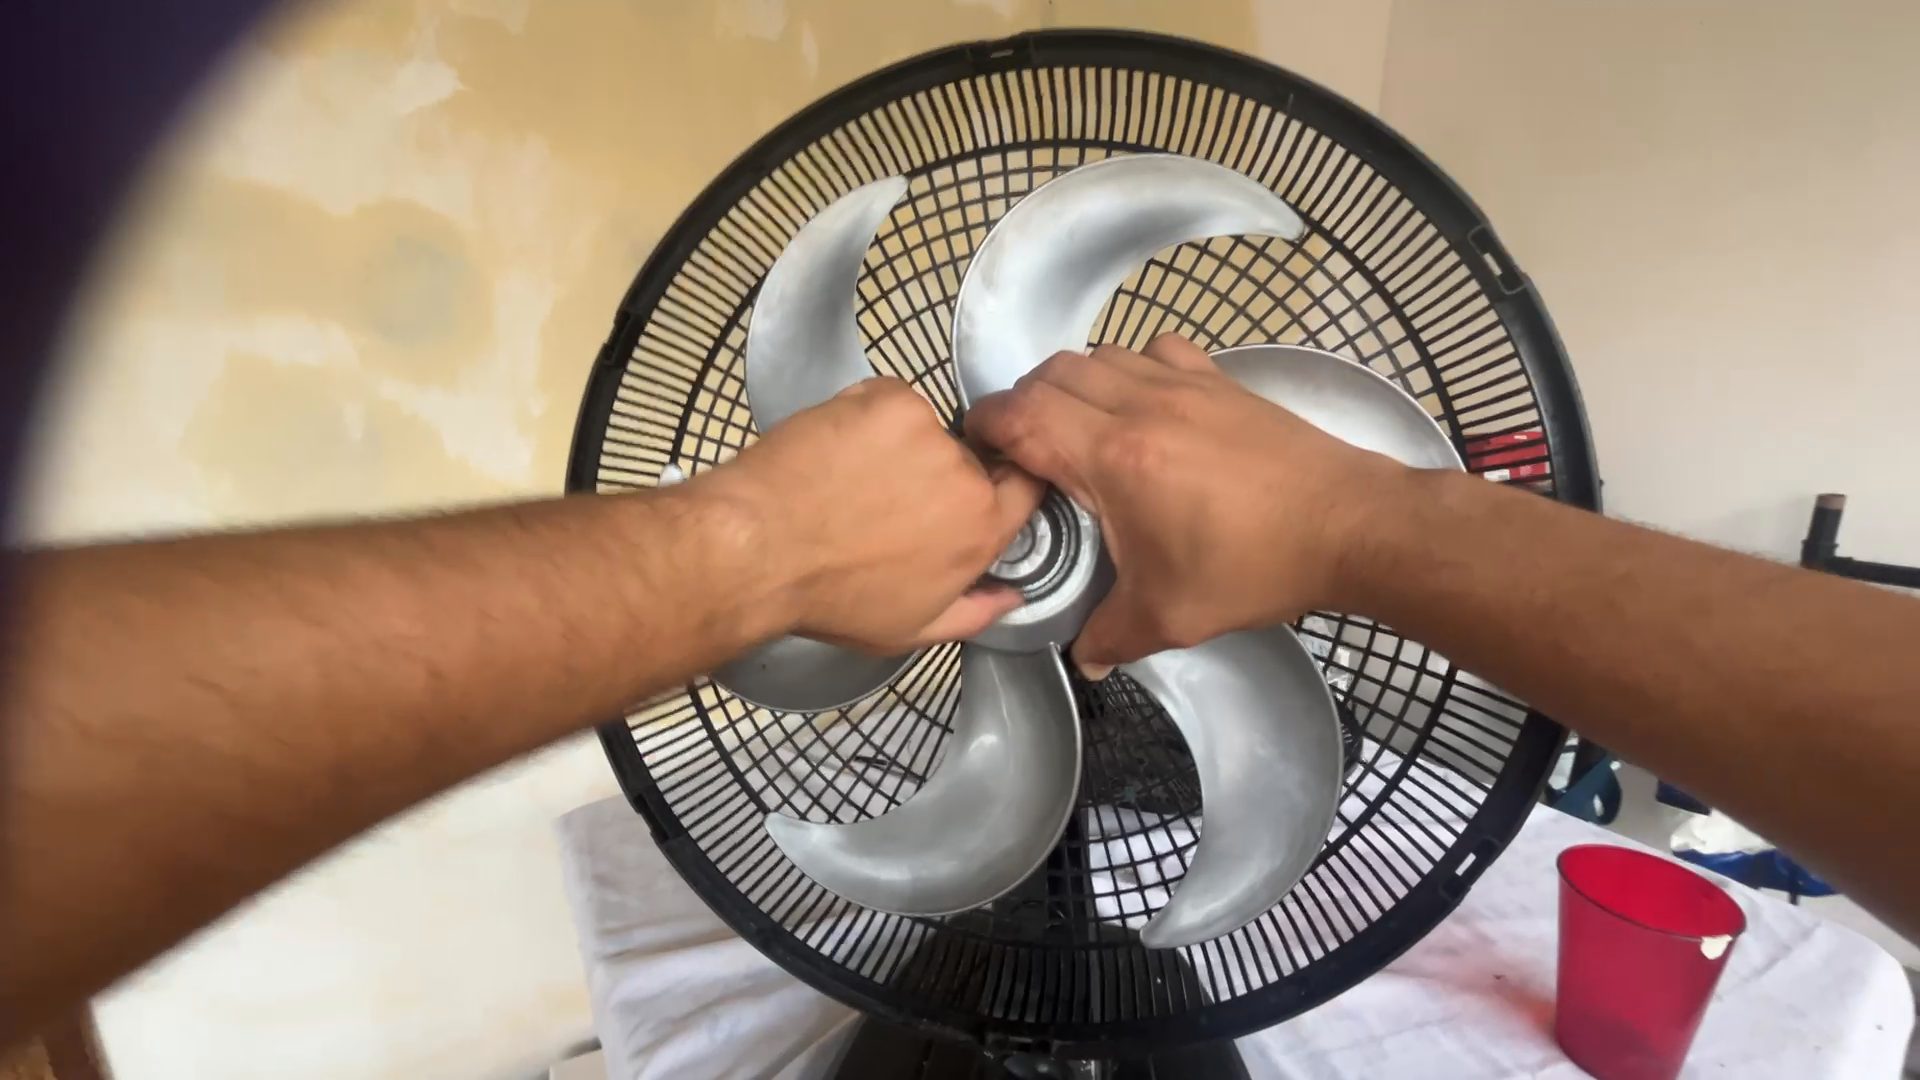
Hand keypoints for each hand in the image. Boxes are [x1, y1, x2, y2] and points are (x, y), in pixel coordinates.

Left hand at [710, 377, 1044, 653]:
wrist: (758, 548)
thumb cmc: (832, 598)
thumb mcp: (910, 631)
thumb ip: (975, 613)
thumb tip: (1012, 596)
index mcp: (979, 529)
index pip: (1025, 487)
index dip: (1002, 487)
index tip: (972, 492)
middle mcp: (964, 474)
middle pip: (970, 462)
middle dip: (939, 478)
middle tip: (890, 498)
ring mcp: (925, 429)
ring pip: (927, 433)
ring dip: (902, 449)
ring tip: (852, 477)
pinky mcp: (886, 397)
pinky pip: (892, 403)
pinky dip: (870, 420)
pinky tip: (837, 449)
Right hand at [964, 334, 1403, 676]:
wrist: (1351, 527)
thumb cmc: (1253, 568)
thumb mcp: (1169, 616)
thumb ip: (1110, 637)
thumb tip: (1083, 661)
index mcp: (1115, 459)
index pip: (1024, 416)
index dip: (985, 424)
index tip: (973, 446)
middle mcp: (1140, 406)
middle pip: (1051, 375)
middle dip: (1020, 405)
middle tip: (1021, 446)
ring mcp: (1181, 384)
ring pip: (1097, 354)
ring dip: (1069, 384)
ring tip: (1073, 426)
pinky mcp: (1218, 379)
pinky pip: (1152, 350)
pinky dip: (1126, 368)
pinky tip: (1137, 405)